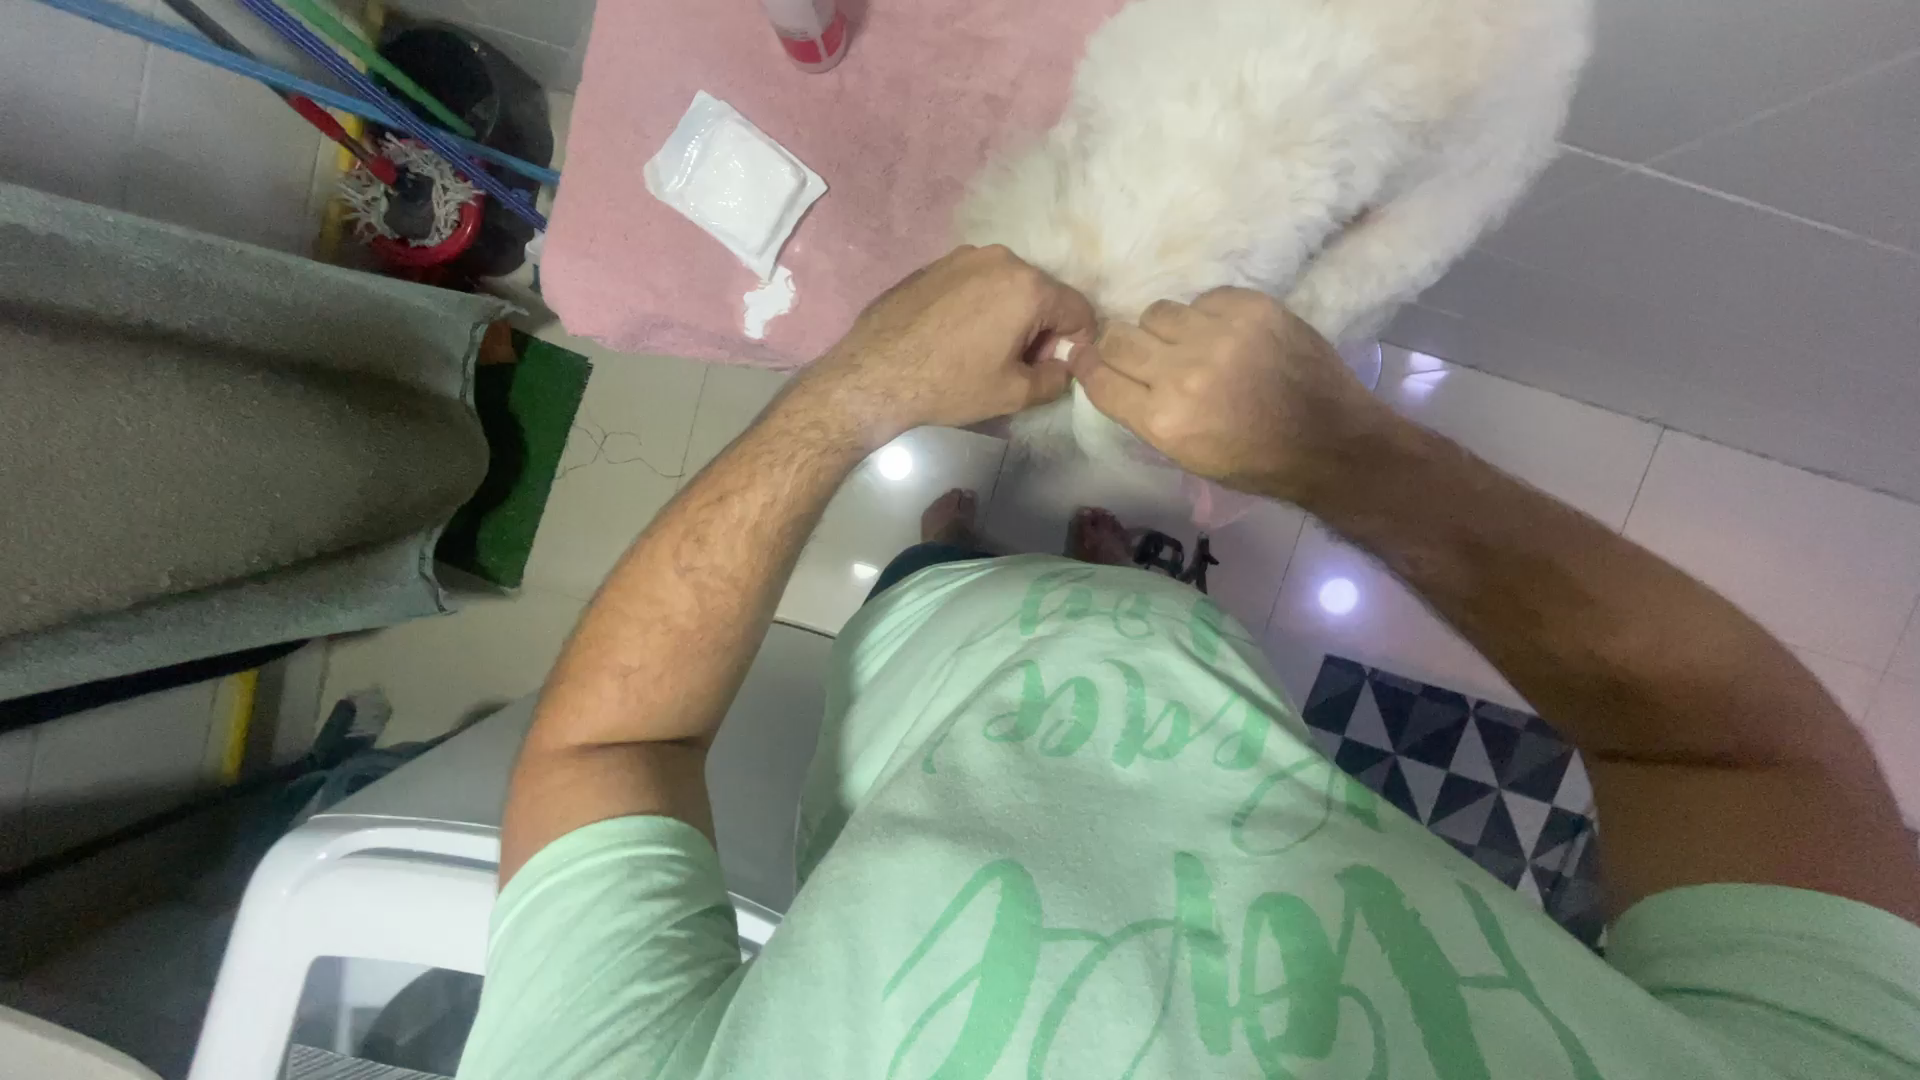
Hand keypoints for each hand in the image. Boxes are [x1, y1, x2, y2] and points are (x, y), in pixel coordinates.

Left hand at [793, 246, 1094, 445]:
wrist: (873, 375)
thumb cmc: (949, 385)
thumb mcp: (1012, 394)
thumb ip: (1055, 380)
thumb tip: (1064, 368)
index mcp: (1028, 285)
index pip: (1078, 310)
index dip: (1076, 344)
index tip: (1054, 369)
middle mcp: (1000, 258)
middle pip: (1043, 294)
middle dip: (1041, 329)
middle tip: (1016, 365)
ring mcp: (962, 257)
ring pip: (1007, 287)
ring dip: (1009, 317)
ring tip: (982, 352)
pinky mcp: (934, 265)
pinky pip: (974, 284)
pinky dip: (978, 307)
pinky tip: (954, 338)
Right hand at [1070, 287, 1401, 501]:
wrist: (1329, 440)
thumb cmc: (1250, 461)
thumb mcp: (1183, 454)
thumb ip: (1143, 413)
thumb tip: (1111, 374)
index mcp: (1163, 420)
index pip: (1099, 379)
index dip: (1087, 367)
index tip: (1086, 359)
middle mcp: (1182, 374)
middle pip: (1118, 338)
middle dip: (1120, 346)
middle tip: (1140, 354)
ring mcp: (1219, 336)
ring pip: (1157, 313)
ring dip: (1164, 330)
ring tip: (1189, 345)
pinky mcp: (1252, 308)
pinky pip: (1203, 299)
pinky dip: (1205, 316)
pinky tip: (1225, 336)